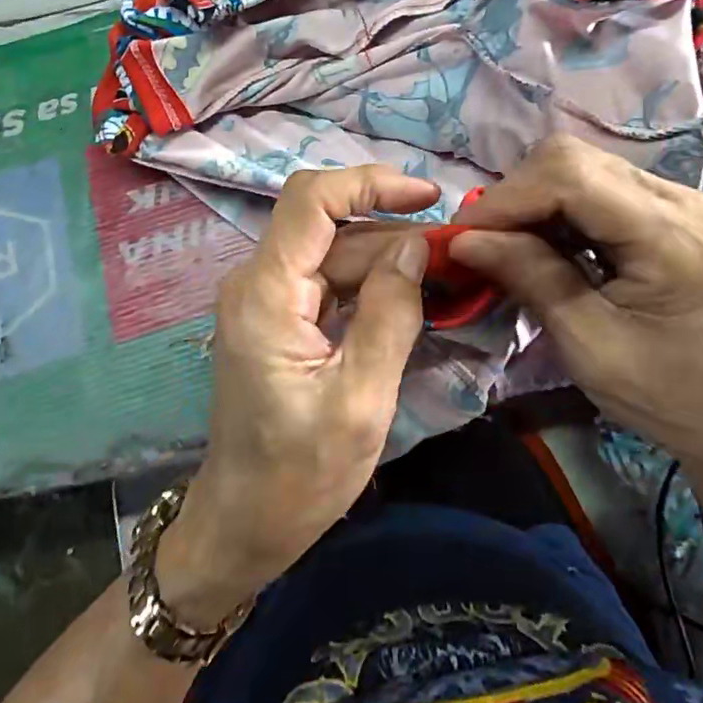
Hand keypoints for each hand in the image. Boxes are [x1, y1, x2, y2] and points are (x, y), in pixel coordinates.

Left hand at [156, 167, 435, 623]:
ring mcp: (264, 300)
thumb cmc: (300, 472)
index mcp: (266, 293)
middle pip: (330, 230)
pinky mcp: (277, 320)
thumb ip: (390, 314)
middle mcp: (257, 282)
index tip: (429, 195)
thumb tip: (413, 245)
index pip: (311, 201)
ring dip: (386, 261)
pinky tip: (410, 298)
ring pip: (332, 255)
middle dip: (393, 233)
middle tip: (457, 257)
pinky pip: (327, 284)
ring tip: (445, 280)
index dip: (369, 183)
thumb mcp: (361, 398)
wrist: (246, 519)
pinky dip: (369, 286)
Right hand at [448, 136, 702, 464]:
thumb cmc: (663, 395)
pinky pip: (596, 185)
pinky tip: (547, 245)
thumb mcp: (589, 345)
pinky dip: (555, 208)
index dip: (508, 198)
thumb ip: (531, 279)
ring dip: (532, 200)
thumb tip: (463, 240)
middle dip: (515, 196)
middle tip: (485, 243)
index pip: (573, 177)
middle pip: (574, 160)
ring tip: (510, 245)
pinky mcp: (670, 211)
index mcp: (676, 238)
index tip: (464, 237)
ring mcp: (682, 202)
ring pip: (581, 165)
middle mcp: (685, 202)